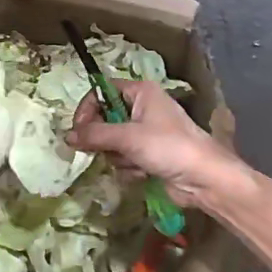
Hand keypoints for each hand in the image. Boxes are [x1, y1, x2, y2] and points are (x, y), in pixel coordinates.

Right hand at [67, 80, 255, 212]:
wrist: (205, 179)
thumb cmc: (169, 147)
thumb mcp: (128, 137)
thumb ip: (94, 135)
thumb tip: (66, 136)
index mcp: (140, 92)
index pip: (101, 91)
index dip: (88, 109)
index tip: (79, 130)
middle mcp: (142, 107)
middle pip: (104, 118)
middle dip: (104, 139)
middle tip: (102, 150)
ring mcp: (146, 132)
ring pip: (112, 141)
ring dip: (118, 156)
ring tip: (134, 163)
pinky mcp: (149, 154)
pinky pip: (124, 157)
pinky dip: (129, 167)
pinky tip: (142, 173)